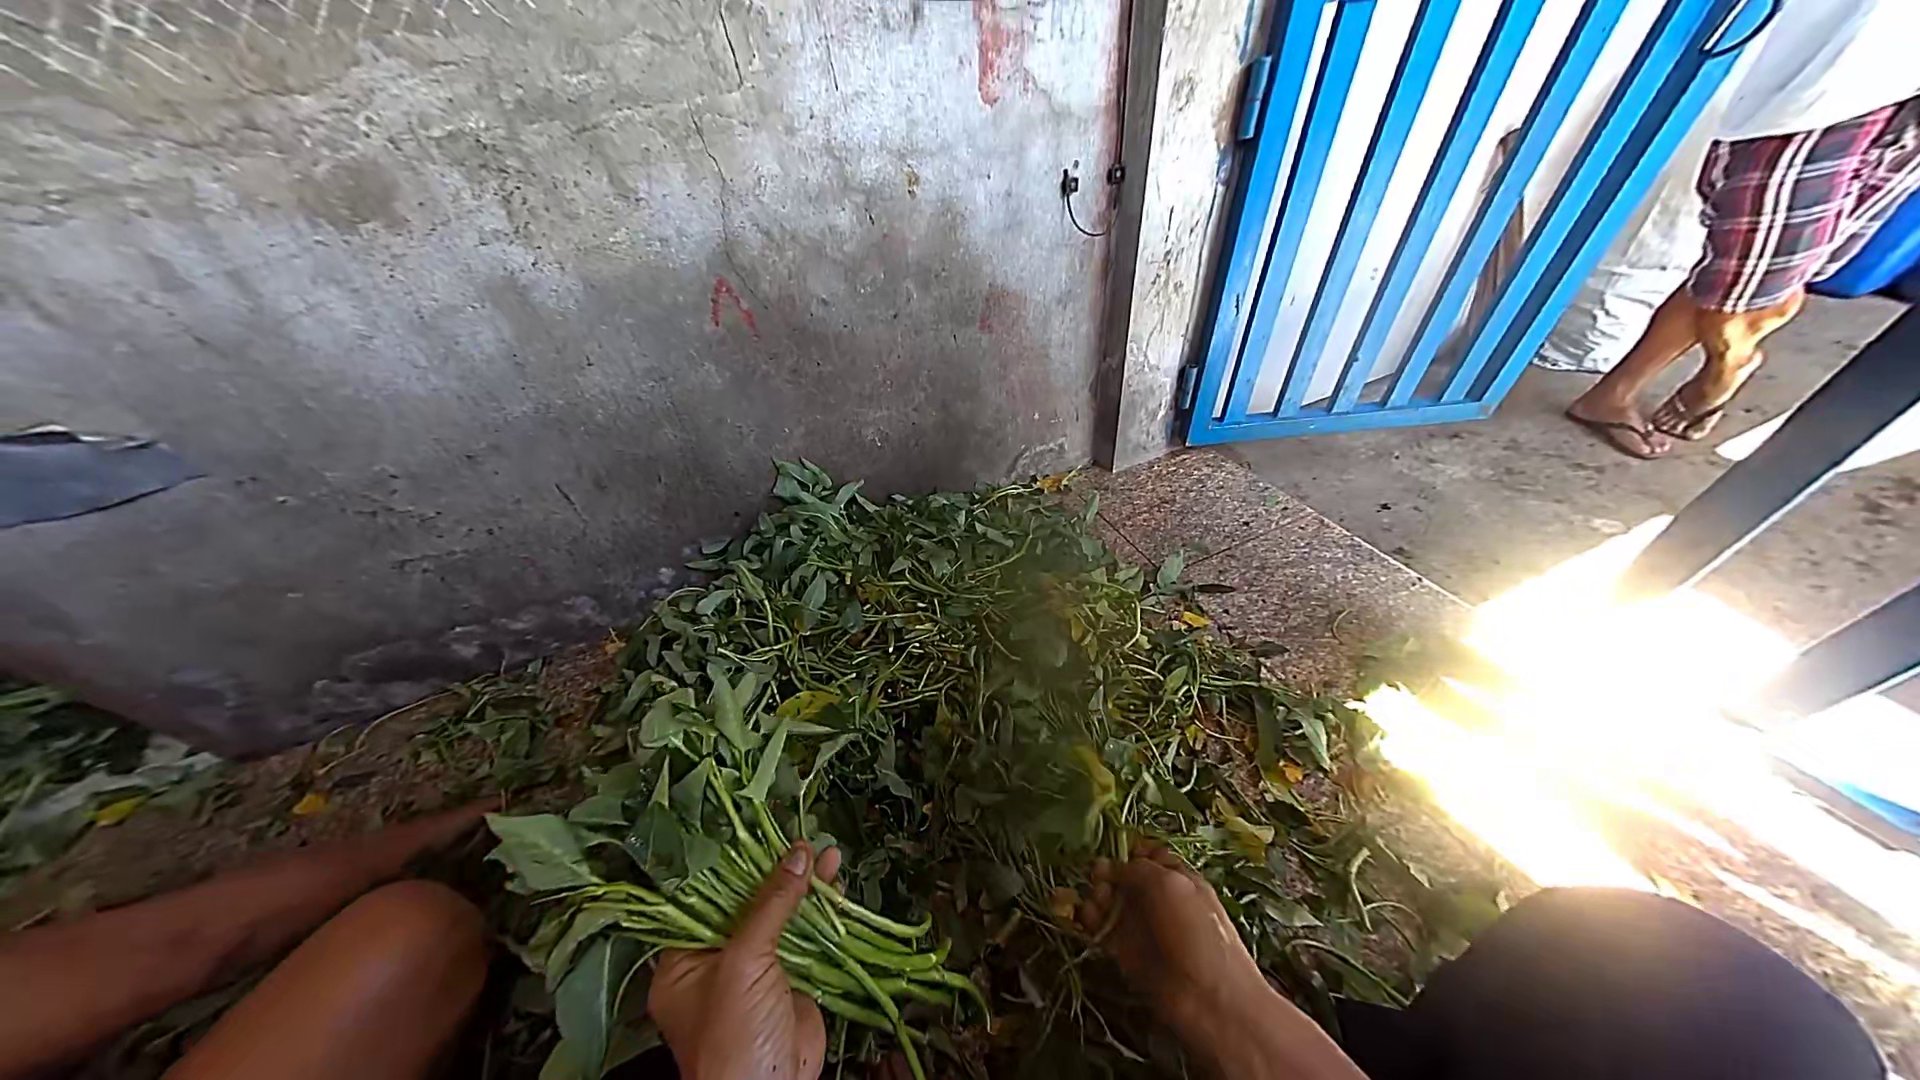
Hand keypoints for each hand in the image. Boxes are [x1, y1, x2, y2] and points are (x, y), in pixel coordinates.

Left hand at [650, 842, 842, 1079]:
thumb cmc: (735, 1037)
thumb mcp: (744, 963)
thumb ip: (771, 905)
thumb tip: (799, 853)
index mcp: (686, 961)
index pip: (705, 899)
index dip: (732, 865)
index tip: (757, 832)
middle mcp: (718, 960)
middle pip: (749, 903)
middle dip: (776, 871)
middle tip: (799, 838)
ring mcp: (757, 969)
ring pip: (781, 915)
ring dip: (805, 885)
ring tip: (827, 853)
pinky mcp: (791, 977)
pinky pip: (806, 935)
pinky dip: (822, 910)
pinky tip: (835, 884)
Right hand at [1078, 840, 1268, 1035]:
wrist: (1210, 999)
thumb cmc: (1196, 931)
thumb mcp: (1170, 884)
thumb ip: (1138, 868)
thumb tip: (1113, 866)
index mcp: (1176, 878)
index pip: (1149, 855)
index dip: (1130, 851)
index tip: (1115, 854)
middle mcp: (1156, 899)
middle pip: (1123, 876)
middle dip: (1107, 872)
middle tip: (1098, 877)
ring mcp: (1140, 925)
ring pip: (1109, 900)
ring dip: (1096, 894)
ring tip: (1096, 901)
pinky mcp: (1125, 951)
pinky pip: (1101, 928)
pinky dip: (1089, 919)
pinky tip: (1085, 916)